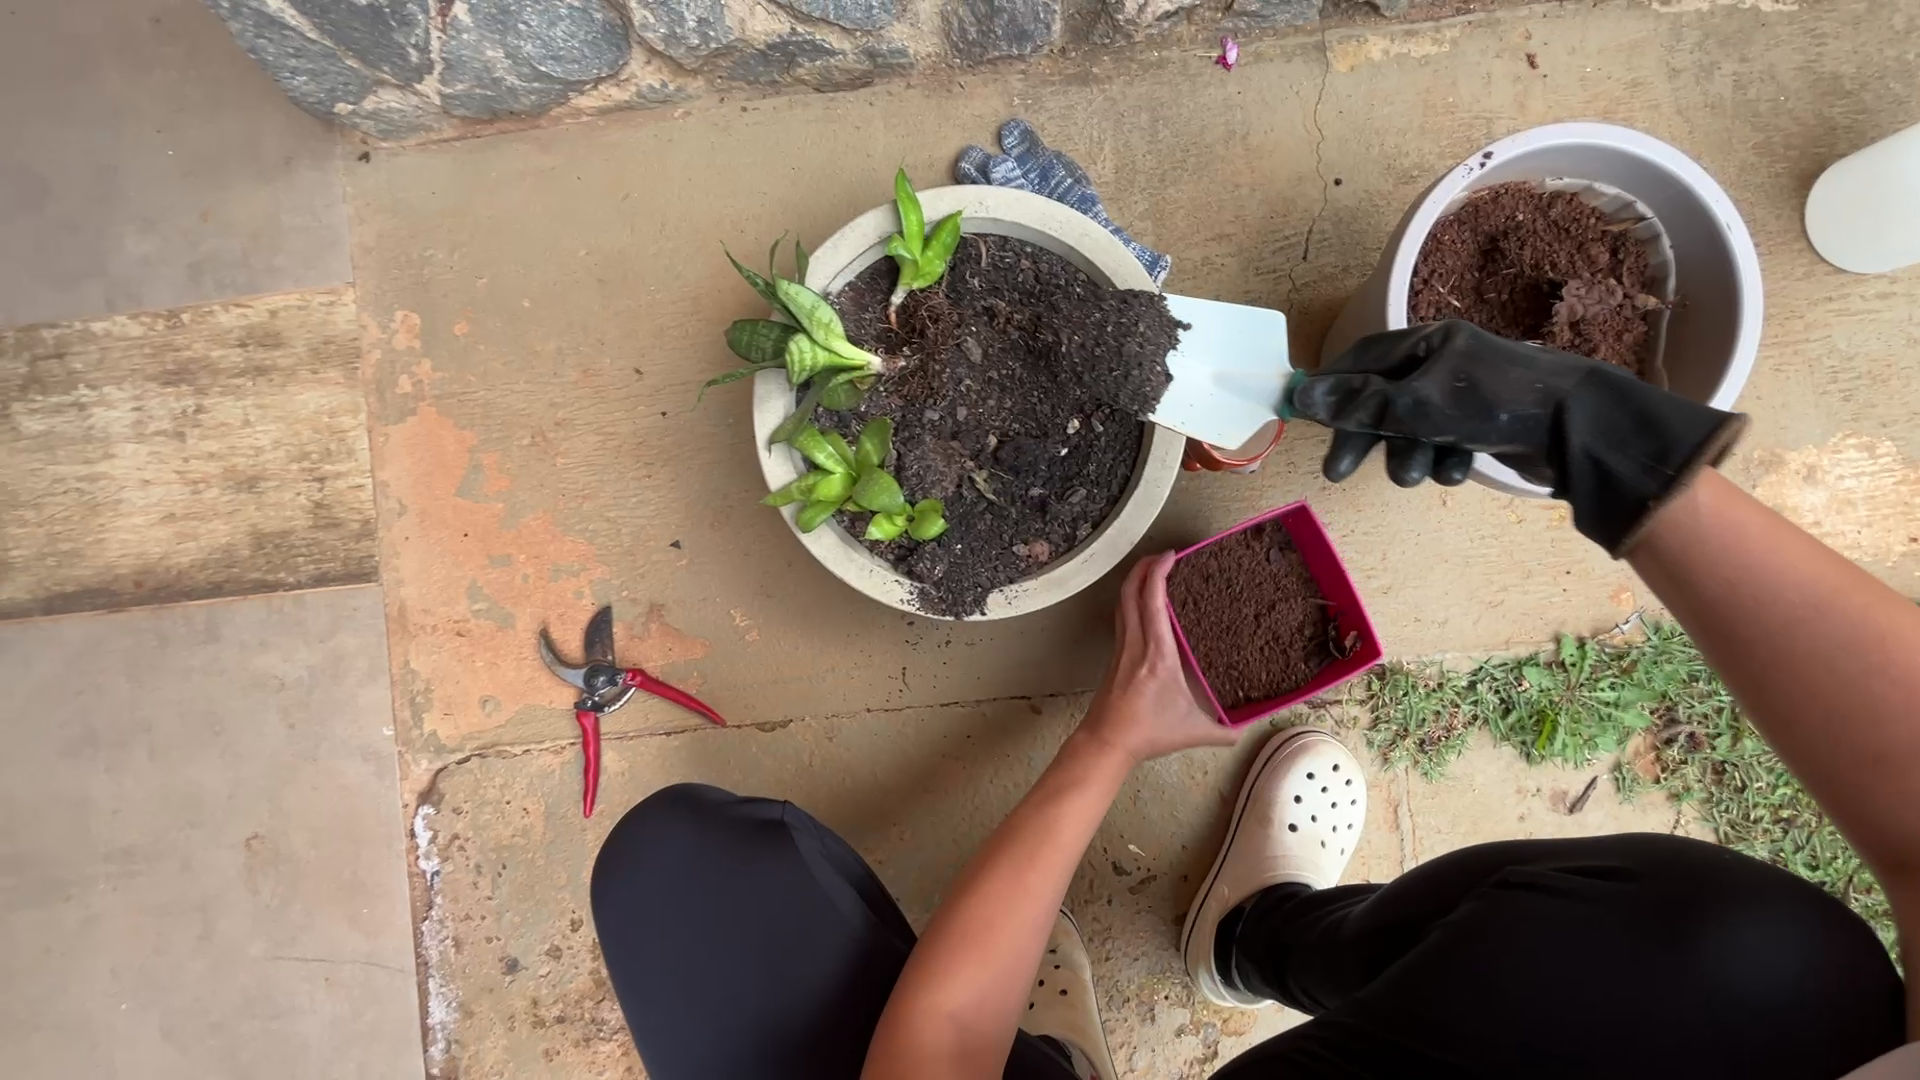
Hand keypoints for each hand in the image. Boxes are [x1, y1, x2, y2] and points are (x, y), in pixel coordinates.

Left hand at [1077, 553, 1239, 765]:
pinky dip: (1131, 601)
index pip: (1152, 600)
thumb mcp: (1195, 731)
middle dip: (1143, 566)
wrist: (1107, 740)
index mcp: (1157, 653)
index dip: (1159, 572)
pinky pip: (1122, 618)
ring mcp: (1122, 648)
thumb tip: (1250, 727)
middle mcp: (1135, 643)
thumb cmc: (1147, 732)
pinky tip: (1144, 606)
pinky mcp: (1115, 656)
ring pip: (1122, 603)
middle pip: (1130, 592)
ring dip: (1135, 581)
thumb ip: (1226, 731)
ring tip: (1152, 572)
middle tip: (1162, 555)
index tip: (1172, 555)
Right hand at [1292, 320, 1746, 554]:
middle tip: (1338, 472)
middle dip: (1366, 439)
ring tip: (1419, 475)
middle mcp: (1442, 362)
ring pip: (1410, 428)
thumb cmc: (1494, 404)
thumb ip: (1357, 404)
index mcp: (1427, 343)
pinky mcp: (1481, 424)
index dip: (1331, 390)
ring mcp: (1463, 394)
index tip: (1307, 419)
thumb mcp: (1416, 406)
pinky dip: (1443, 460)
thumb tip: (1299, 396)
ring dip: (1409, 456)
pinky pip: (1442, 443)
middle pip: (1381, 401)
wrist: (1584, 430)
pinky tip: (1458, 469)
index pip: (1360, 361)